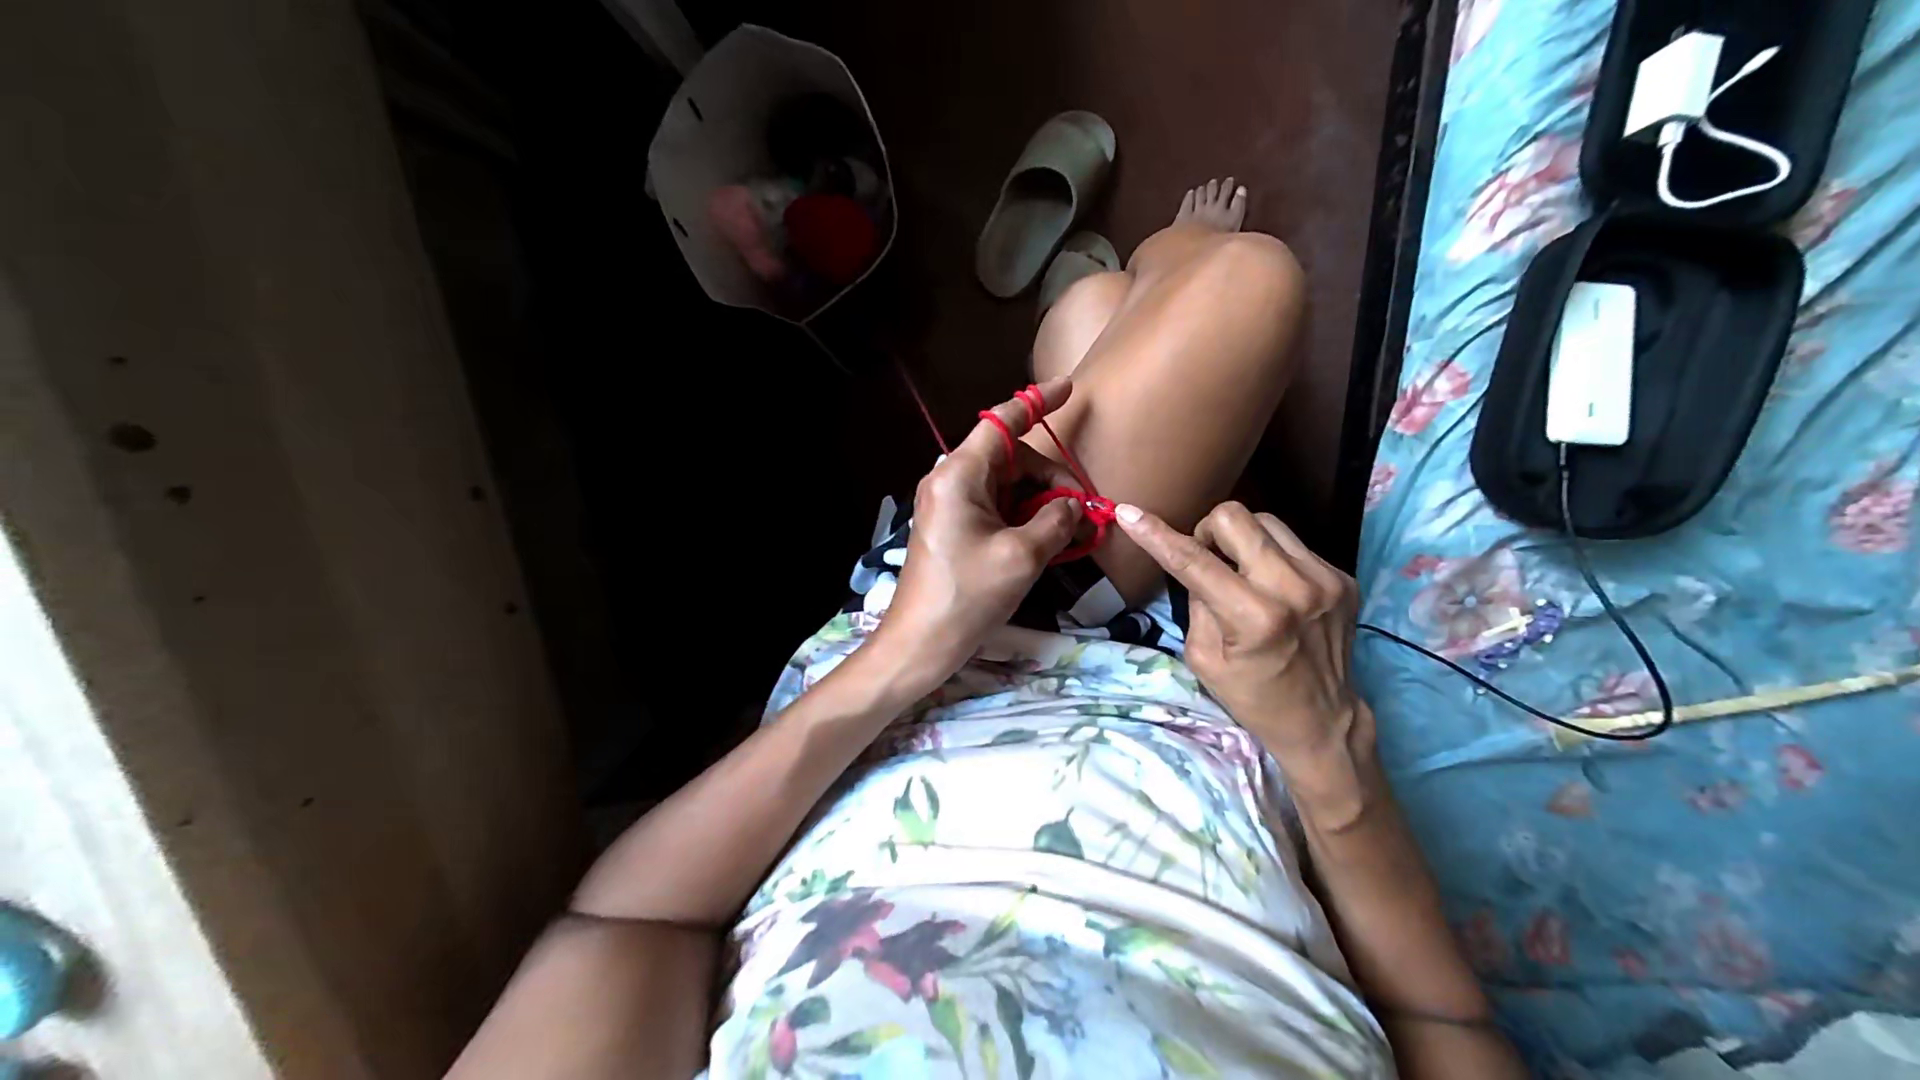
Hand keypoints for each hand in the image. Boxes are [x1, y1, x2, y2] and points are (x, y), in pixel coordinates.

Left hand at [870, 378, 1086, 693]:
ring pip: (1007, 487)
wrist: (921, 642)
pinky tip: (1052, 540)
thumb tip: (1072, 506)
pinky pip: (997, 509)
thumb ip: (1055, 520)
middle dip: (1051, 479)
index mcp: (959, 475)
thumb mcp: (1022, 556)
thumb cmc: (968, 595)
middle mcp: (952, 481)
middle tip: (1085, 510)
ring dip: (1042, 503)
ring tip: (1076, 531)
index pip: (1001, 422)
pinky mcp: (956, 528)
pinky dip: (1026, 519)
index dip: (1036, 402)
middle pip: (1011, 459)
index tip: (1068, 388)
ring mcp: (952, 505)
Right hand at [1114, 501, 1368, 762]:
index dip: (1155, 535)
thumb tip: (1196, 562)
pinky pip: (1291, 542)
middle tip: (1207, 560)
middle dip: (1208, 531)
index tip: (1128, 513)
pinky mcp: (1342, 575)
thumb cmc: (1253, 695)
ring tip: (1241, 573)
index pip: (1193, 561)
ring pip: (1265, 520)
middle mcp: (1294, 588)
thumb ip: (1197, 603)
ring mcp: (1325, 578)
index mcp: (1255, 618)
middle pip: (1234, 517)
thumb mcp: (1203, 657)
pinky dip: (1270, 556)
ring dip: (1241, 540)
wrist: (1324, 719)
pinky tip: (1272, 588)